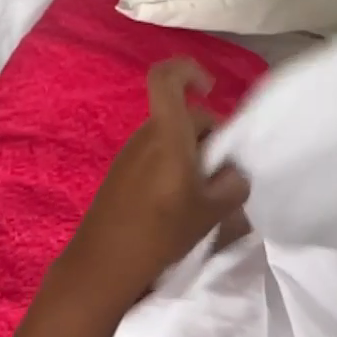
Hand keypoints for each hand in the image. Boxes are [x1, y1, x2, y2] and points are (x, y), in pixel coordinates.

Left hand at [53, 58, 249, 311]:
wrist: (102, 266)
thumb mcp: (213, 212)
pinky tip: (180, 204)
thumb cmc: (160, 232)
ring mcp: (130, 154)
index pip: (167, 77)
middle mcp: (146, 136)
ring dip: (192, 154)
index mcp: (167, 134)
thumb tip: (233, 174)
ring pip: (170, 137)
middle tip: (223, 173)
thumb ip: (234, 185)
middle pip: (182, 115)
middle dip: (210, 134)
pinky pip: (155, 155)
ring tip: (203, 195)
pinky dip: (174, 167)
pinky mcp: (121, 174)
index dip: (189, 70)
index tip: (210, 88)